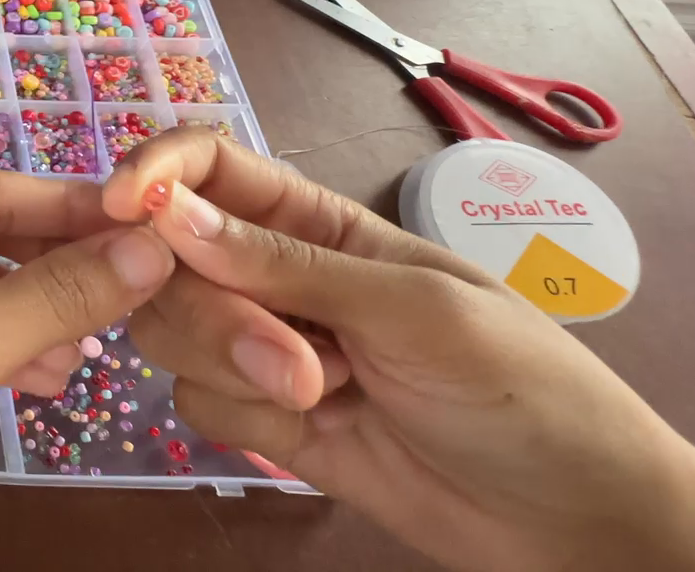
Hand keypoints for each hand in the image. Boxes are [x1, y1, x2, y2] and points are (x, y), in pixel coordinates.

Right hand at [101, 128, 694, 571]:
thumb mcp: (416, 310)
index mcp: (303, 220)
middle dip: (210, 311)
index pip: (203, 164)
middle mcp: (258, 270)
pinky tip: (308, 430)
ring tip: (318, 396)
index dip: (153, 170)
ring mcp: (245, 339)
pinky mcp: (242, 404)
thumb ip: (284, 262)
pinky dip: (240, 418)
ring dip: (227, 366)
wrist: (573, 531)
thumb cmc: (525, 391)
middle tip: (291, 364)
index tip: (121, 206)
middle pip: (163, 256)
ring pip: (161, 323)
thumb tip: (164, 211)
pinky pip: (187, 394)